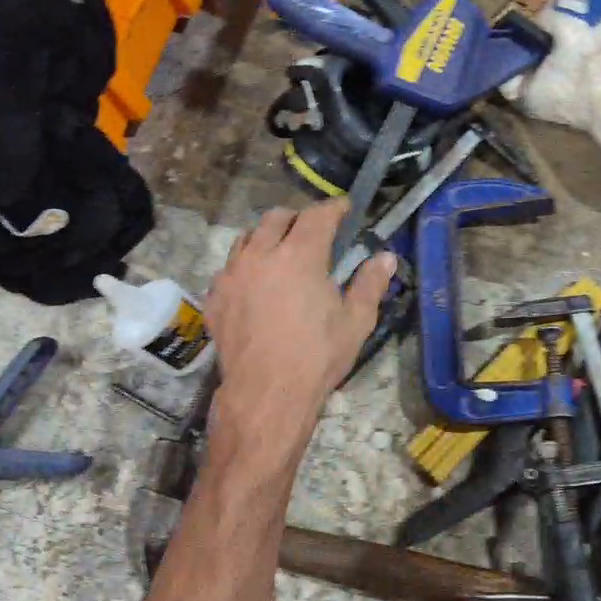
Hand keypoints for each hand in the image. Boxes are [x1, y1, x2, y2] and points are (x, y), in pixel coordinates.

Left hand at [204, 198, 394, 423]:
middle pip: (276, 218)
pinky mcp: (215, 296)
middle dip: (298, 218)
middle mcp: (261, 255)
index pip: (317, 216)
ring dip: (267, 237)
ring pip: (247, 238)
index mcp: (299, 256)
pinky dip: (246, 266)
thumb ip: (370, 284)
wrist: (266, 392)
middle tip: (313, 232)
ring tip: (281, 253)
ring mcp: (232, 275)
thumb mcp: (356, 321)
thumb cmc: (317, 357)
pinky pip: (230, 267)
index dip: (334, 208)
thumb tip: (386, 258)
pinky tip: (257, 284)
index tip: (344, 208)